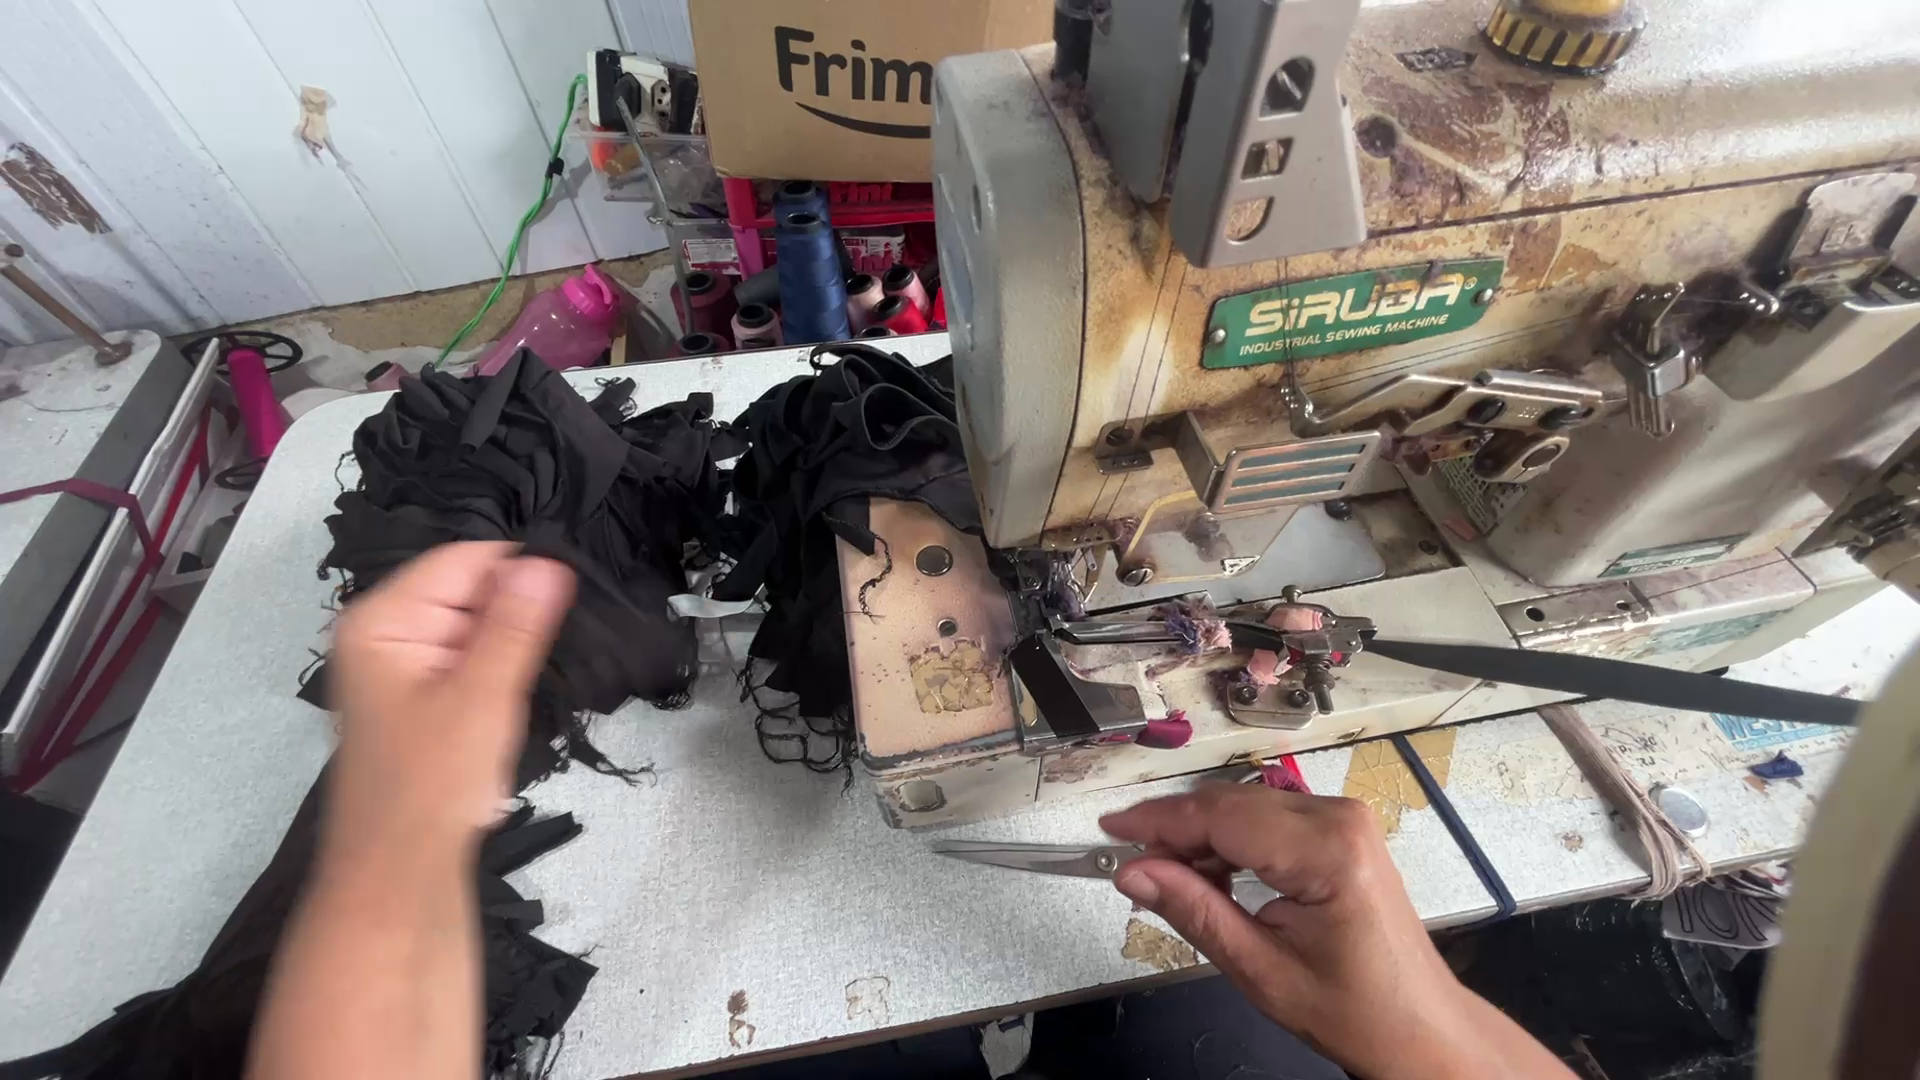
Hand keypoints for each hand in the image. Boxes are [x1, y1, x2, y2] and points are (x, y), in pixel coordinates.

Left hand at [328, 542, 574, 849]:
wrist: (403, 866)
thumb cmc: (433, 782)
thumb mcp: (483, 695)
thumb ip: (517, 624)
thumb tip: (550, 561)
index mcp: (385, 618)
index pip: (470, 559)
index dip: (523, 575)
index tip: (568, 603)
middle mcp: (390, 628)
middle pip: (475, 586)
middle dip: (521, 608)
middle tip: (555, 645)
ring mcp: (408, 657)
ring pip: (483, 619)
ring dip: (517, 637)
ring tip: (536, 668)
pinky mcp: (428, 684)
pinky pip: (477, 648)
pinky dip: (506, 660)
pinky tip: (520, 684)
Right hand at [1101, 786, 1572, 1079]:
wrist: (1426, 1031)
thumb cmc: (1352, 1012)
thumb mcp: (1262, 971)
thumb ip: (1193, 911)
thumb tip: (1131, 872)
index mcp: (1327, 851)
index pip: (1221, 817)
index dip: (1159, 820)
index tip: (1110, 828)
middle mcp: (1335, 815)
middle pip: (1227, 804)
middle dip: (1174, 831)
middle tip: (1133, 864)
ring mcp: (1339, 814)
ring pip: (1240, 805)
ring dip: (1197, 836)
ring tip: (1169, 877)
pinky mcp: (1336, 823)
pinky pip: (1261, 815)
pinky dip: (1226, 839)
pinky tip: (1209, 873)